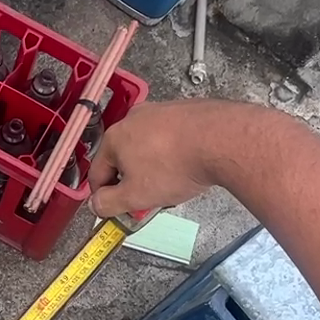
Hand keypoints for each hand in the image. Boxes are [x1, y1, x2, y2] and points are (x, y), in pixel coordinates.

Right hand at [89, 98, 248, 218]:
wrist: (223, 140)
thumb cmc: (176, 167)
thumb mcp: (135, 197)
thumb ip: (108, 203)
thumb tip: (97, 204)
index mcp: (115, 138)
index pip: (97, 172)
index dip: (103, 195)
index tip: (116, 208)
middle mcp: (134, 119)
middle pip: (122, 157)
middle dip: (131, 180)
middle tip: (146, 199)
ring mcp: (161, 111)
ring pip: (147, 146)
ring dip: (152, 167)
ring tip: (170, 184)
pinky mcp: (185, 110)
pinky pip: (171, 137)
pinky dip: (173, 153)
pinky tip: (186, 166)